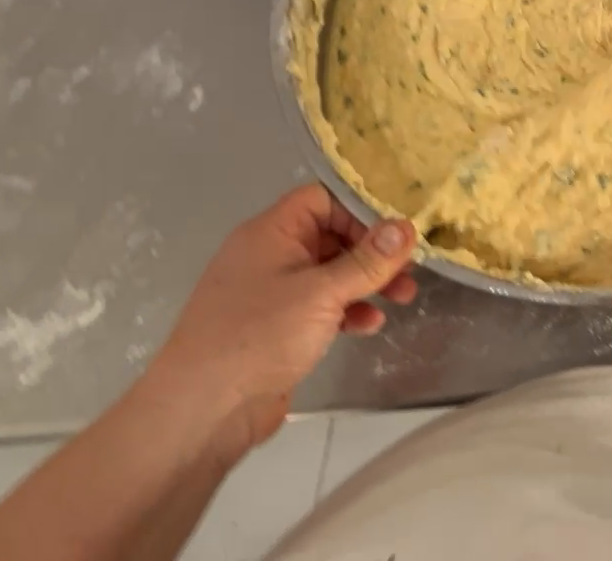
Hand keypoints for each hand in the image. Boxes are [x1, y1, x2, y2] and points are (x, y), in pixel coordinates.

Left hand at [147, 184, 417, 456]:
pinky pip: (325, 304)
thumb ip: (370, 259)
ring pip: (334, 272)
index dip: (360, 208)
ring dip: (371, 281)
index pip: (322, 199)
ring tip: (404, 297)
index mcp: (271, 234)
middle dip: (375, 251)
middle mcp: (271, 257)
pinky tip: (369, 325)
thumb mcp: (323, 292)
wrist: (200, 413)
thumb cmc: (258, 336)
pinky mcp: (280, 326)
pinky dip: (350, 309)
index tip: (397, 231)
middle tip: (411, 266)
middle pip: (334, 235)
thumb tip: (407, 226)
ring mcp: (274, 293)